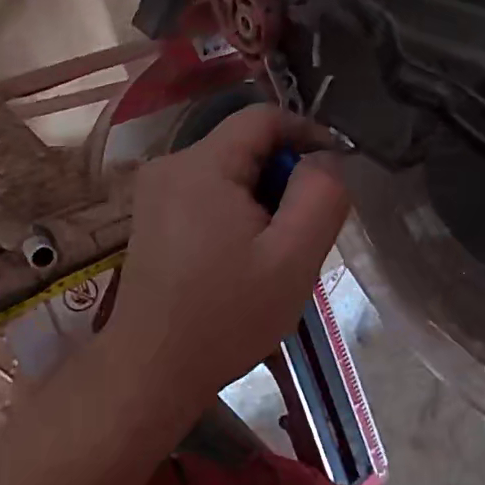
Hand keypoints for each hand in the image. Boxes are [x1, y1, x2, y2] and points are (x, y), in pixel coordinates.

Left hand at [104, 104, 349, 400]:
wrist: (152, 367)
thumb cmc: (226, 316)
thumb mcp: (292, 259)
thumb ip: (320, 196)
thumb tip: (327, 156)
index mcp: (201, 164)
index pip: (262, 117)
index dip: (306, 133)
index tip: (334, 172)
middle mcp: (169, 165)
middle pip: (243, 146)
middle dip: (282, 178)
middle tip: (301, 231)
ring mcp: (154, 191)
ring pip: (226, 172)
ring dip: (260, 200)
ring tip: (271, 253)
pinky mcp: (150, 216)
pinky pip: (204, 193)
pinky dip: (233, 213)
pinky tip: (239, 260)